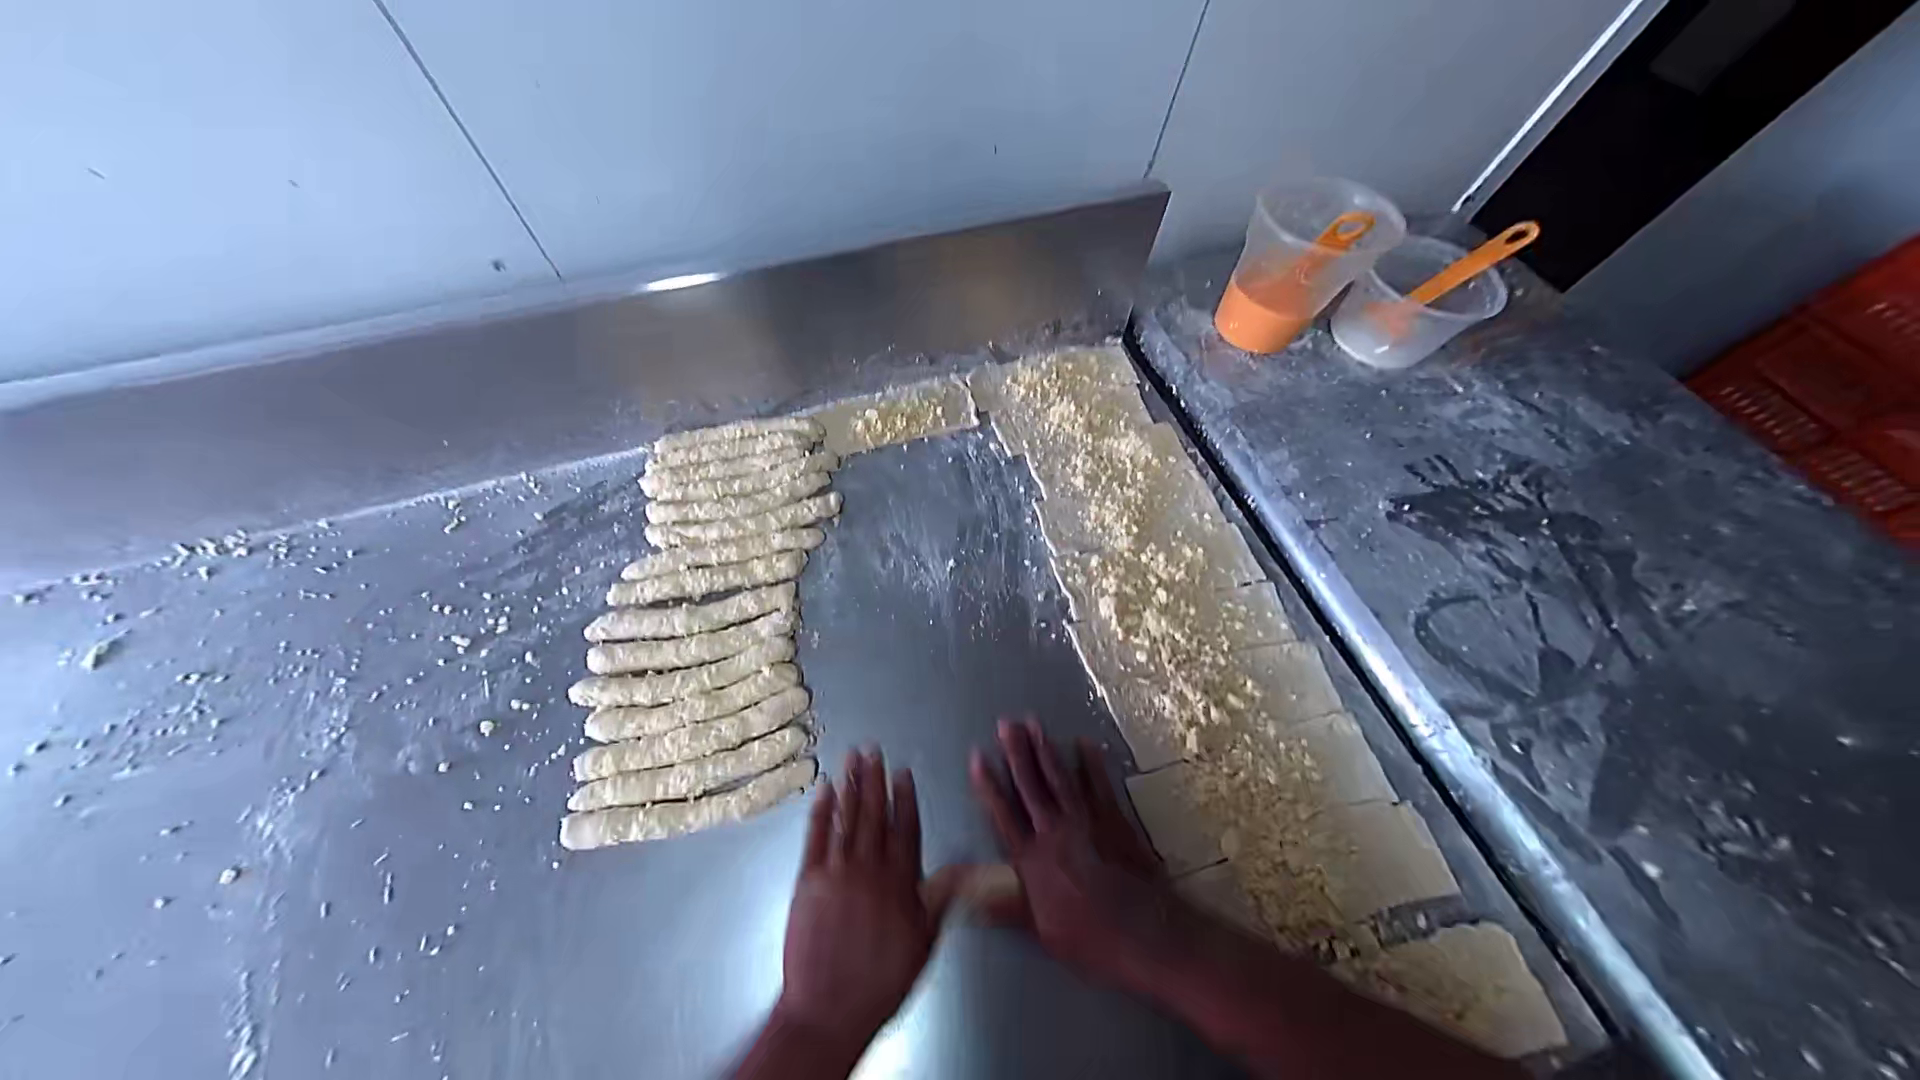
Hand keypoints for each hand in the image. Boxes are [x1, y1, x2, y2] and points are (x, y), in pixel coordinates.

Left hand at [771, 749, 944, 1053]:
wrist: (829, 1009)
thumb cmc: (880, 980)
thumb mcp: (923, 941)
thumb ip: (941, 897)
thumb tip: (964, 867)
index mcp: (899, 880)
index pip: (905, 827)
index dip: (905, 797)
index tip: (903, 772)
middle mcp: (869, 867)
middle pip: (874, 814)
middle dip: (875, 779)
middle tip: (874, 750)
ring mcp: (837, 871)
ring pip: (847, 818)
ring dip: (851, 785)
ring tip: (853, 758)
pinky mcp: (808, 880)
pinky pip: (815, 837)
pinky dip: (821, 812)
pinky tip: (824, 791)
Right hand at [966, 718, 1183, 992]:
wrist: (1146, 935)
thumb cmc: (1091, 939)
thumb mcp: (1041, 931)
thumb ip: (1006, 906)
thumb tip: (968, 897)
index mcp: (1033, 859)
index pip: (1003, 814)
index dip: (988, 784)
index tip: (977, 756)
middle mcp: (1055, 832)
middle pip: (1031, 785)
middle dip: (1016, 752)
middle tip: (1006, 723)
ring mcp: (1086, 821)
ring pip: (1060, 778)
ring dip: (1045, 749)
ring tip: (1034, 723)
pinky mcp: (1114, 820)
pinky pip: (1099, 785)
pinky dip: (1091, 763)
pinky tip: (1084, 742)